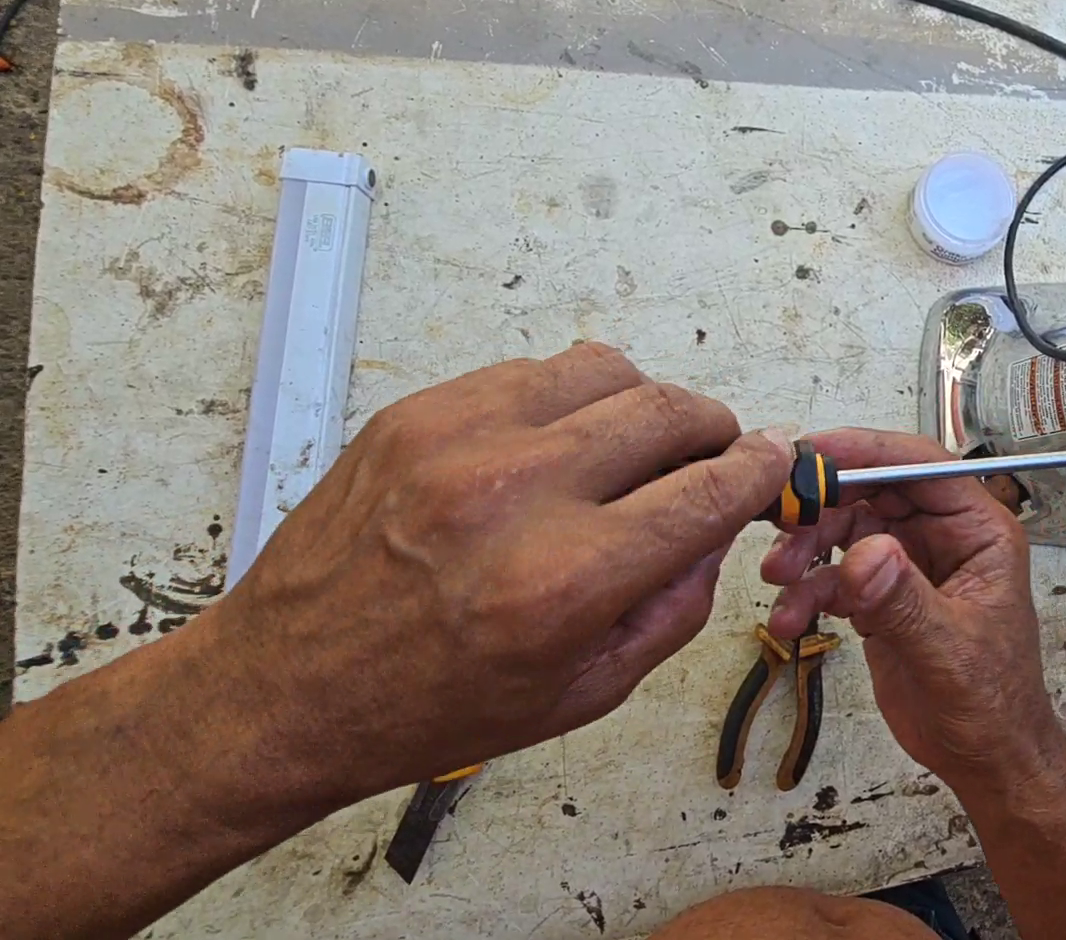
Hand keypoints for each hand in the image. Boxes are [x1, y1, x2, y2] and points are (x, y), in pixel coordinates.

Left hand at [198, 343, 791, 802]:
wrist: (281, 690)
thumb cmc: (440, 705)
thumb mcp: (592, 689)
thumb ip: (681, 603)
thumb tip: (720, 523)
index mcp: (565, 582)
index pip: (706, 492)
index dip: (759, 469)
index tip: (774, 458)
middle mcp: (515, 496)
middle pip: (668, 411)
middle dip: (715, 429)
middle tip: (711, 454)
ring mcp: (459, 440)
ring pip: (609, 369)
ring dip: (647, 405)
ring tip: (633, 448)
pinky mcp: (419, 412)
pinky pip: (539, 370)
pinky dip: (578, 399)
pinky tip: (564, 442)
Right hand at [759, 429, 1065, 793]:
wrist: (984, 759)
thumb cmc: (991, 703)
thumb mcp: (949, 651)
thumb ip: (904, 601)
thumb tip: (862, 555)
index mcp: (977, 530)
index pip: (922, 466)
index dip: (869, 451)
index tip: (814, 451)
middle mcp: (943, 536)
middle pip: (875, 492)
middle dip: (824, 503)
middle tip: (778, 516)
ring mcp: (910, 563)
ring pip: (848, 529)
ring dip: (807, 549)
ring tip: (778, 579)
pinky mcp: (882, 594)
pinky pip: (836, 574)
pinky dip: (808, 590)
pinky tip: (792, 618)